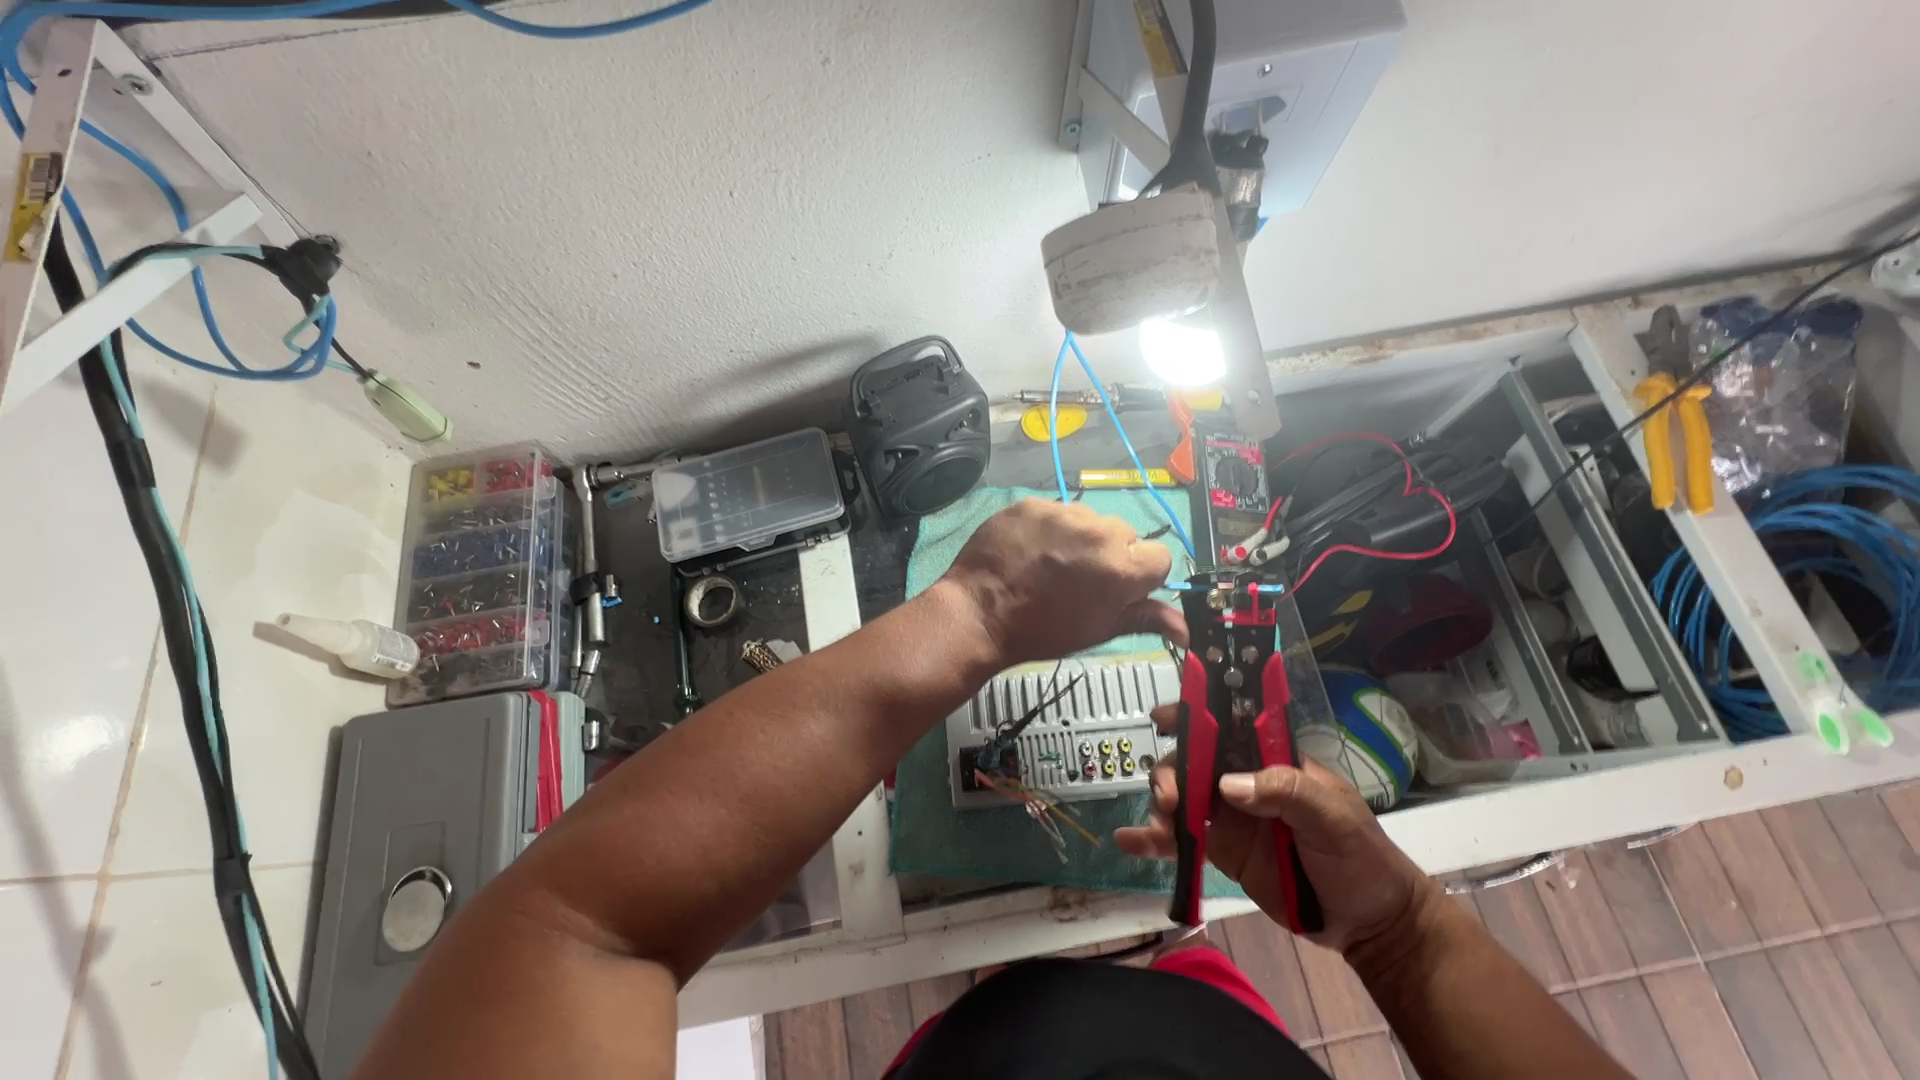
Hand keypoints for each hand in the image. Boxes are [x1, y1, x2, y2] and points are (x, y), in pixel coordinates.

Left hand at [936, 499, 1186, 664]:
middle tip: (1080, 579)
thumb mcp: (1098, 630)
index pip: (1157, 557)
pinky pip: (1055, 511)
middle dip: (1110, 554)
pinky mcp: (1031, 504)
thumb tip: (1186, 629)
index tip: (1117, 588)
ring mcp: (1062, 513)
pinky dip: (1049, 528)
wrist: (979, 615)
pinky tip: (1031, 550)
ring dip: (1080, 538)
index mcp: (1122, 567)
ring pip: (1090, 520)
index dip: (1140, 575)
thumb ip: (1145, 619)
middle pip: (1124, 534)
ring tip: (1051, 564)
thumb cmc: (1043, 631)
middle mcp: (1098, 531)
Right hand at [1114, 705, 1440, 952]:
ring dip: (1161, 805)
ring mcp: (1231, 816)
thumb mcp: (1335, 819)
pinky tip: (1128, 842)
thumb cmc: (1362, 859)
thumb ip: (1287, 793)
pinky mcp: (1222, 850)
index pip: (1231, 725)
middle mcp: (1247, 780)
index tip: (1166, 718)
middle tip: (1169, 798)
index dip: (1197, 715)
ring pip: (1183, 796)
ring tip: (1158, 829)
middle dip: (1172, 771)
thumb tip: (1227, 784)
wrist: (1369, 924)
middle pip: (1195, 761)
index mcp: (1275, 760)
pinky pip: (1182, 839)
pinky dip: (1155, 839)